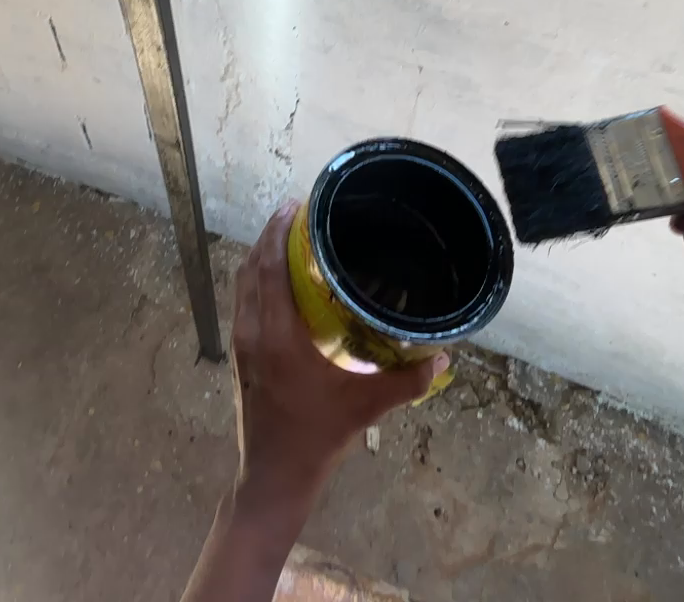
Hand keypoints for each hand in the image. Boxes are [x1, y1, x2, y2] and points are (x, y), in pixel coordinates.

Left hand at [229, 200, 447, 501]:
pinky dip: (256, 277)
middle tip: (296, 212)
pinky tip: (278, 278)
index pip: (269, 268)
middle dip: (269, 235)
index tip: (295, 206)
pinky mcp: (239, 352)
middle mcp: (252, 331)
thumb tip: (443, 357)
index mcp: (276, 336)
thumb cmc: (315, 438)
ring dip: (260, 254)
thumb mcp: (365, 408)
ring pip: (243, 283)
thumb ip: (407, 382)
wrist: (272, 478)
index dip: (279, 233)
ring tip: (286, 235)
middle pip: (251, 267)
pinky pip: (243, 300)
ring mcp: (241, 342)